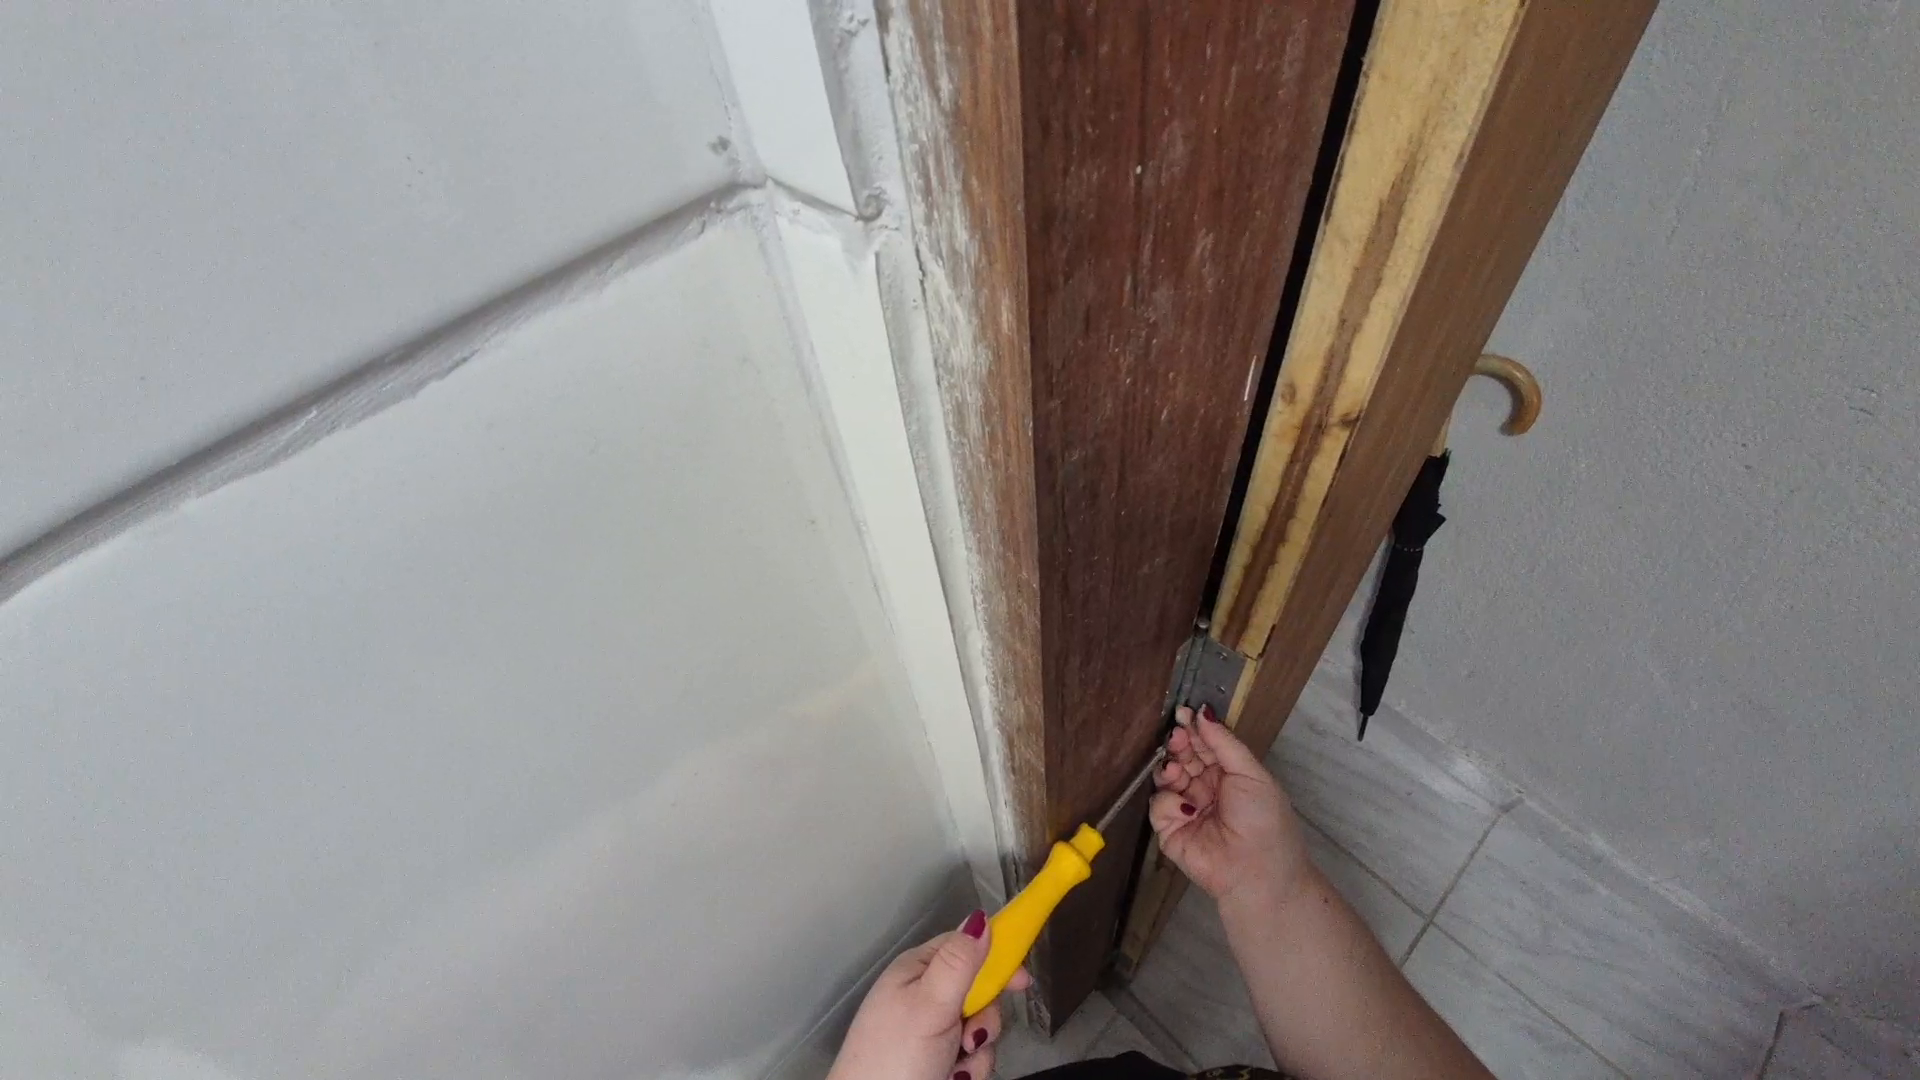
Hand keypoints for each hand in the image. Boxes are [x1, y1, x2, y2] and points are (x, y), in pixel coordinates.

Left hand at [827, 910, 1031, 1079]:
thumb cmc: (897, 1056)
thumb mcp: (929, 1004)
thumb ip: (958, 962)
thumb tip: (981, 918)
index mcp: (917, 970)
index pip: (964, 946)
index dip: (995, 957)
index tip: (1022, 980)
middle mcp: (925, 996)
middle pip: (977, 989)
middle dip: (984, 1016)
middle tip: (973, 1036)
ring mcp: (932, 1032)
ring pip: (980, 1026)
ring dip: (978, 1050)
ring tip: (958, 1067)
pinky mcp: (940, 1062)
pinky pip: (973, 1056)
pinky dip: (970, 1070)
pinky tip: (955, 1079)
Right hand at [1149, 705, 1311, 907]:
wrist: (1257, 873)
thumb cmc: (1263, 820)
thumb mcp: (1251, 774)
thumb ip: (1224, 743)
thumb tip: (1203, 712)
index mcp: (1226, 774)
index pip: (1203, 744)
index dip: (1192, 728)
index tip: (1182, 713)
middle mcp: (1204, 787)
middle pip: (1182, 756)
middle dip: (1177, 744)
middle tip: (1176, 737)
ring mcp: (1185, 807)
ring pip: (1166, 776)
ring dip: (1169, 768)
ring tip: (1175, 770)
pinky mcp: (1169, 828)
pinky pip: (1159, 804)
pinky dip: (1170, 802)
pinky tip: (1187, 808)